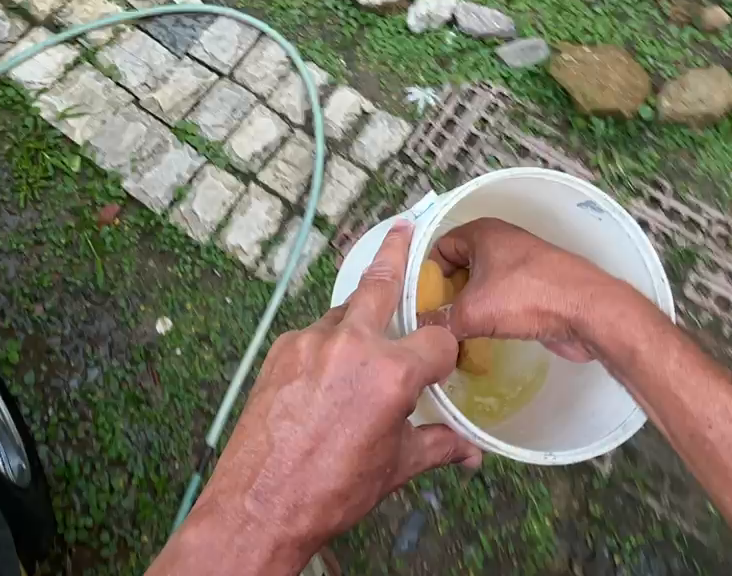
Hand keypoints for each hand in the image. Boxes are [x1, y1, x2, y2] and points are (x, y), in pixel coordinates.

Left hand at [170, 221, 480, 572]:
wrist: (259, 502)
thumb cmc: (335, 489)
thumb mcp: (395, 468)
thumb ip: (437, 446)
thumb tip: (473, 451)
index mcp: (391, 371)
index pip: (437, 341)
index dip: (445, 355)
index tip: (442, 368)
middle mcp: (353, 342)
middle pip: (381, 282)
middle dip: (397, 251)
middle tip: (404, 228)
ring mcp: (312, 339)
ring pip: (345, 313)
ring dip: (360, 321)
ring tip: (363, 347)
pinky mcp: (283, 346)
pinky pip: (315, 335)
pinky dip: (328, 346)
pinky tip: (325, 377)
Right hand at [425, 217, 636, 362]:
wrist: (588, 310)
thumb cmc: (527, 297)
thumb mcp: (473, 311)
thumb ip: (441, 322)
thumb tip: (420, 335)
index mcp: (482, 232)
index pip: (439, 248)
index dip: (427, 276)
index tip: (419, 307)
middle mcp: (500, 242)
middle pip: (459, 268)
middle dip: (446, 296)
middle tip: (433, 327)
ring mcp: (520, 265)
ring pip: (481, 286)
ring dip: (468, 310)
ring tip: (453, 339)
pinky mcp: (535, 289)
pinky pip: (501, 300)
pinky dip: (489, 317)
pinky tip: (480, 342)